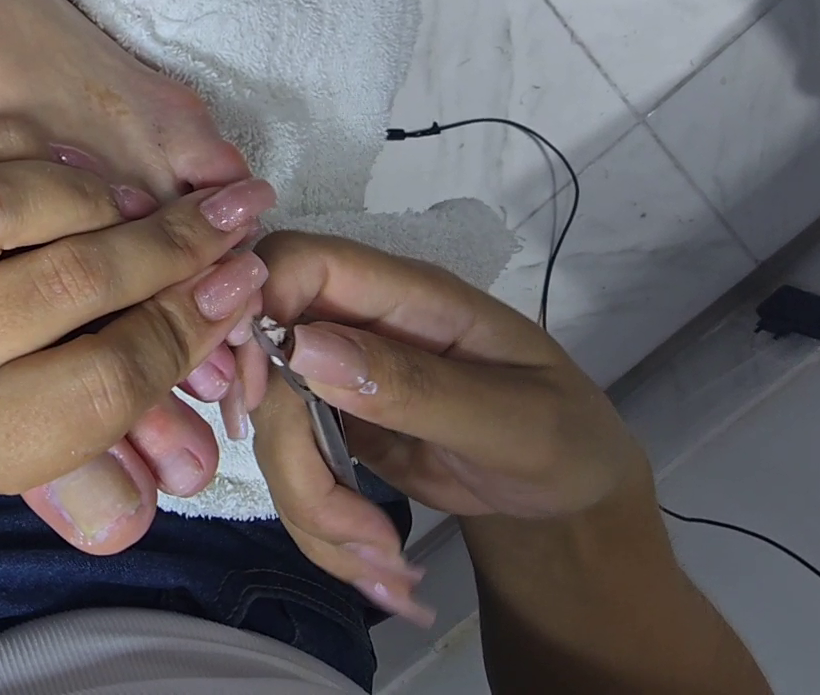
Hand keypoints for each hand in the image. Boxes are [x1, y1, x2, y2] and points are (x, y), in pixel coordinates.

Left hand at [0, 117, 274, 542]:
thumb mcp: (24, 458)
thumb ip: (126, 402)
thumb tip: (226, 302)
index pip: (100, 385)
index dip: (187, 326)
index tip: (238, 279)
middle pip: (59, 288)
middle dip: (162, 248)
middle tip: (219, 221)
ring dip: (81, 192)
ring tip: (125, 201)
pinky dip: (9, 141)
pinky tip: (55, 158)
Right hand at [247, 232, 647, 625]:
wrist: (560, 499)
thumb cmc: (564, 443)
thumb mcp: (517, 424)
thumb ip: (416, 385)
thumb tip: (300, 347)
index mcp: (404, 294)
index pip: (296, 261)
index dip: (256, 309)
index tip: (257, 391)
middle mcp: (352, 322)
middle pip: (262, 355)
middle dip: (287, 444)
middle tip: (340, 521)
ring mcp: (330, 371)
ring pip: (265, 417)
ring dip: (307, 498)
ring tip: (380, 557)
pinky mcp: (320, 419)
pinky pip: (283, 458)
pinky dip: (313, 516)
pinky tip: (368, 556)